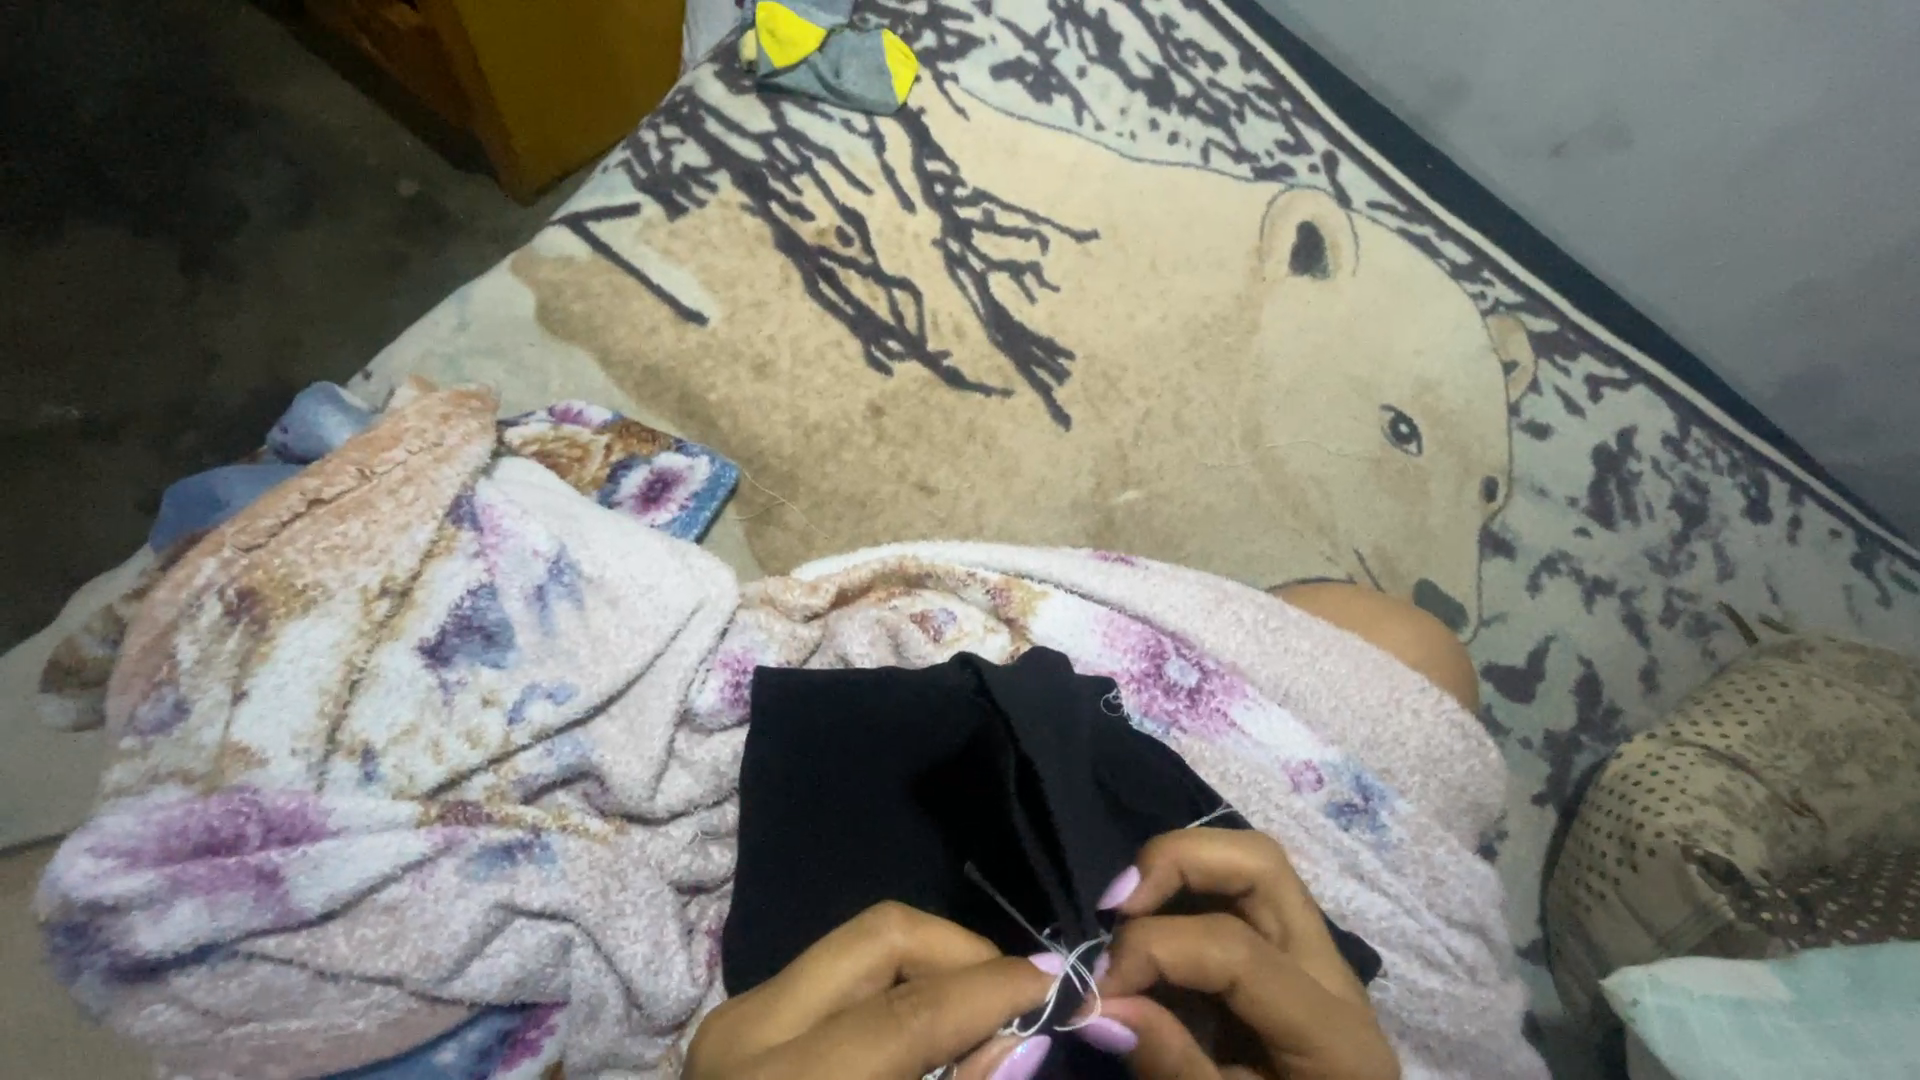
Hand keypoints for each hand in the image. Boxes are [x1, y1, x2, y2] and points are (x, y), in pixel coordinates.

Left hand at [684, 902, 1057, 1079]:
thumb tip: (1023, 1038)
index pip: (908, 1012)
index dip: (993, 990)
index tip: (1059, 981)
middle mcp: (750, 1030)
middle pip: (882, 933)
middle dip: (963, 951)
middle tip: (1015, 993)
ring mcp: (738, 1017)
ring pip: (860, 940)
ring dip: (932, 962)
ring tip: (975, 1007)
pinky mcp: (740, 1017)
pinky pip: (839, 972)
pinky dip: (895, 983)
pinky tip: (923, 1021)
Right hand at [1090, 829, 1398, 1079]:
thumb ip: (1170, 1064)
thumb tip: (1097, 1006)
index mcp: (1331, 1034)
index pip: (1232, 947)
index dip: (1151, 951)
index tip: (1097, 990)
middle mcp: (1332, 971)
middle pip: (1259, 863)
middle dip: (1175, 863)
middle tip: (1115, 906)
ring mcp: (1317, 951)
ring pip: (1250, 858)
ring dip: (1179, 865)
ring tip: (1126, 907)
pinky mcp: (1291, 948)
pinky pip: (1239, 887)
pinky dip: (1187, 885)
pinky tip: (1150, 919)